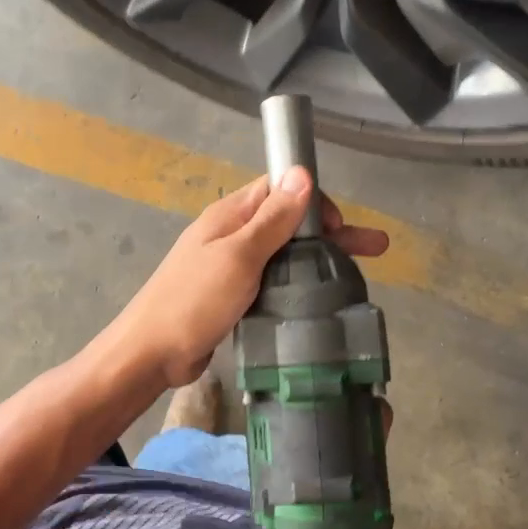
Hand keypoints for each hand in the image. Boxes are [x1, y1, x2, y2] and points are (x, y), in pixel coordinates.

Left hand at [101, 167, 389, 390]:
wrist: (152, 354)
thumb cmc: (193, 300)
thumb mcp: (238, 256)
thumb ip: (271, 219)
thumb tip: (302, 174)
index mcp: (230, 216)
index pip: (278, 189)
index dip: (312, 199)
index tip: (337, 225)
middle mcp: (231, 237)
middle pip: (288, 223)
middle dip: (331, 232)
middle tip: (375, 249)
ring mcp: (231, 270)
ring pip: (283, 256)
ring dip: (318, 260)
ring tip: (358, 278)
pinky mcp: (233, 300)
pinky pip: (272, 283)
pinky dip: (298, 286)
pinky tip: (320, 301)